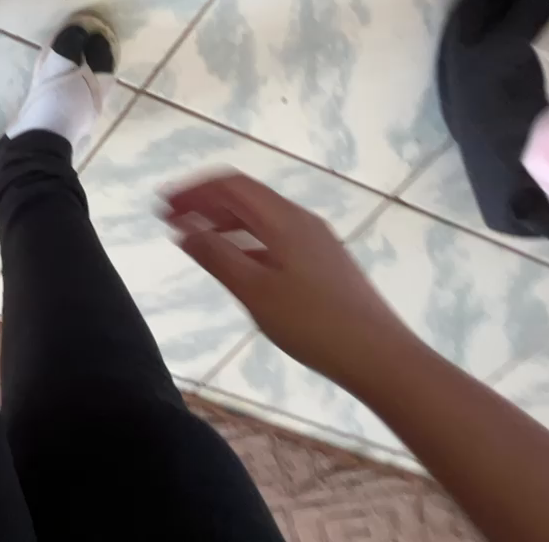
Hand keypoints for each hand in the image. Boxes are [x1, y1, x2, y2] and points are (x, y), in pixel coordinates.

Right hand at [163, 173, 420, 386]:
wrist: (386, 363)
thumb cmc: (314, 325)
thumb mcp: (254, 291)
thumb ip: (215, 255)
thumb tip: (183, 230)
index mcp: (283, 220)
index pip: (229, 185)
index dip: (192, 189)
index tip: (162, 205)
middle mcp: (300, 221)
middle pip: (243, 196)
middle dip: (203, 202)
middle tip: (170, 220)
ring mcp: (315, 241)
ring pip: (258, 216)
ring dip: (221, 220)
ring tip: (194, 239)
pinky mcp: (322, 262)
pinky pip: (272, 235)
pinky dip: (243, 237)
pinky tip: (233, 261)